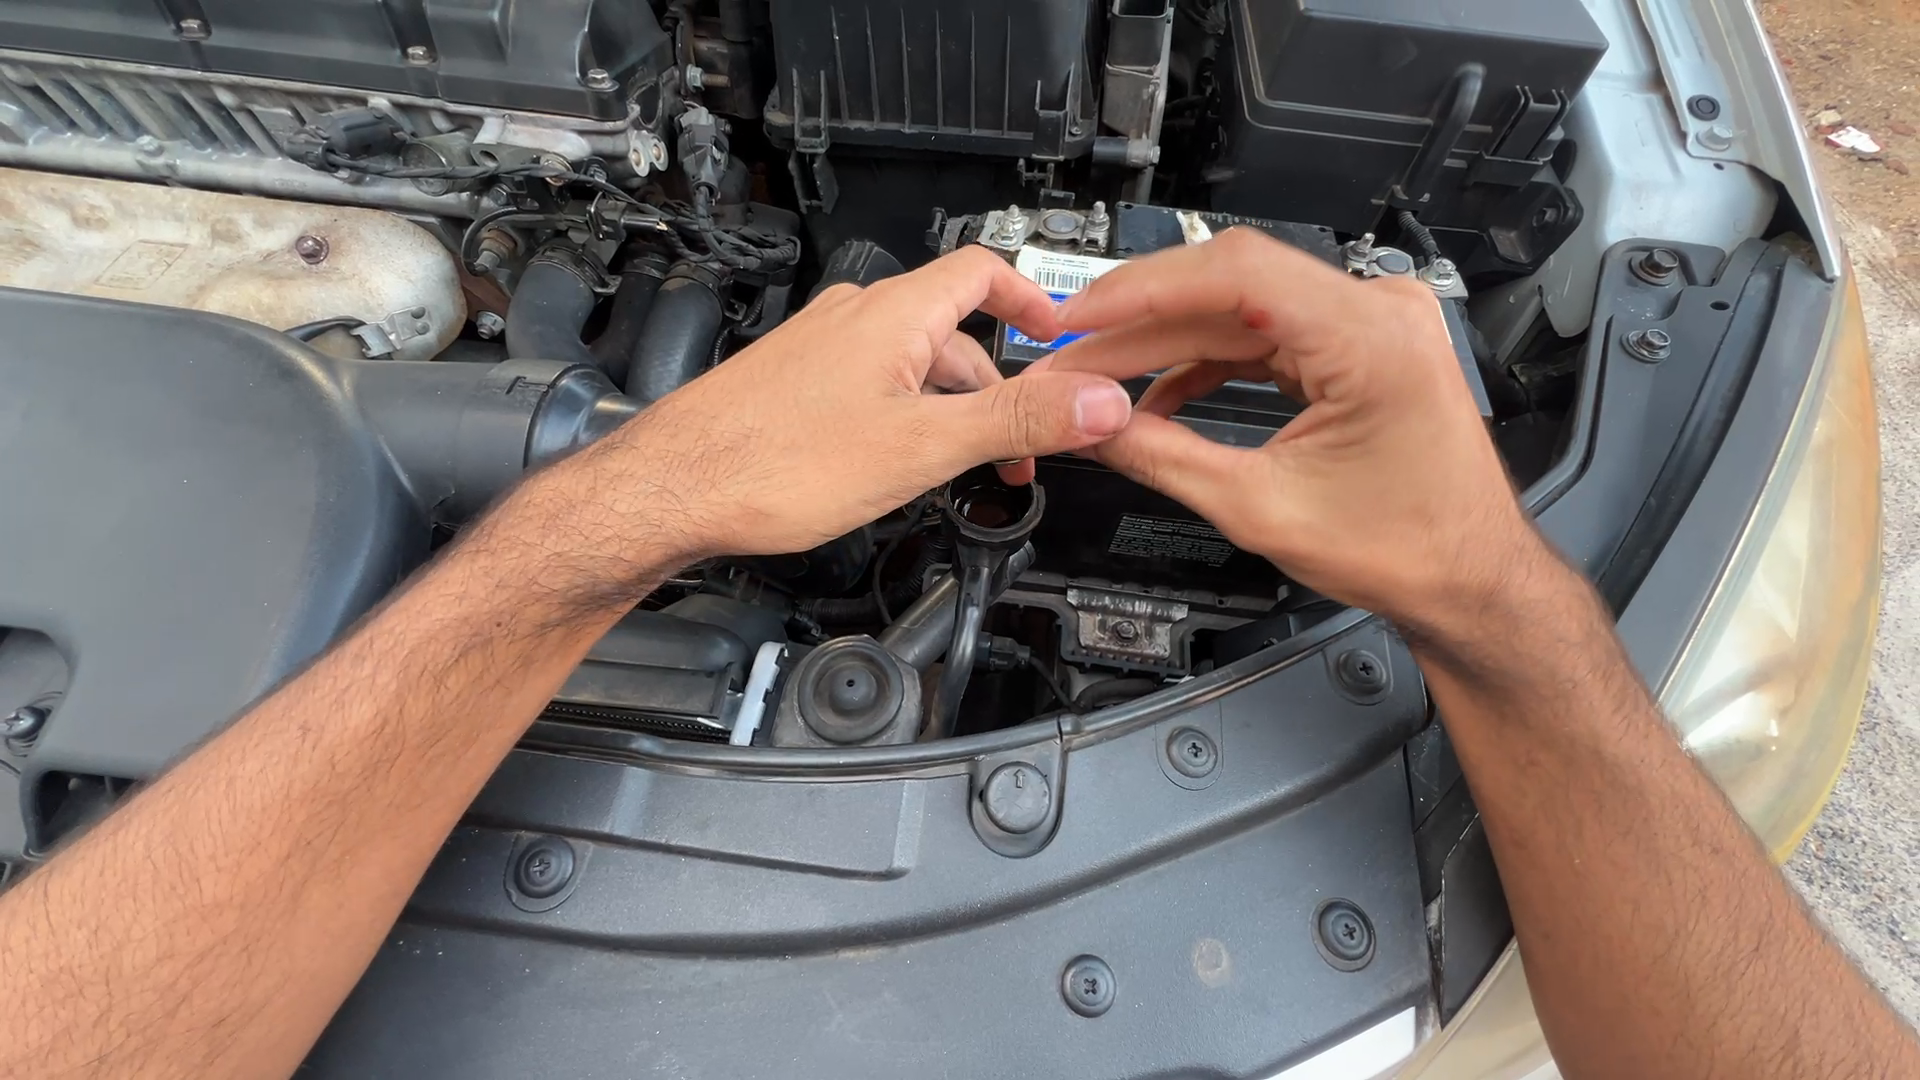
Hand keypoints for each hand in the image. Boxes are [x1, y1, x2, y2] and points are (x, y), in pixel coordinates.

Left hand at [572, 245, 1133, 563]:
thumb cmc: (773, 462)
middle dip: (997, 390)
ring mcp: (822, 352)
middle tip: (1018, 451)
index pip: (982, 272)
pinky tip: (899, 463)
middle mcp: (855, 320)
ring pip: (912, 369)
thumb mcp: (922, 446)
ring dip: (951, 412)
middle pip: (954, 334)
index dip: (1030, 300)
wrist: (672, 491)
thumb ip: (1015, 420)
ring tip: (962, 468)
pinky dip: (906, 418)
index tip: (1058, 340)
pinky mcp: (797, 385)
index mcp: (894, 315)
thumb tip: (1096, 401)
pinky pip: (872, 388)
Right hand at [1047, 228, 1541, 633]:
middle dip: (1135, 327)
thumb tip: (1096, 428)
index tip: (1078, 317)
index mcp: (1369, 338)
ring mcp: (1359, 326)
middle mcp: (1371, 312)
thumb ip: (1164, 459)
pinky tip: (1155, 396)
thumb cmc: (1402, 547)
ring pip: (1229, 314)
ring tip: (1099, 380)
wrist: (1463, 575)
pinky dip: (1197, 365)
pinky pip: (1253, 339)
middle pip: (1222, 291)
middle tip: (1070, 360)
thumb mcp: (1258, 508)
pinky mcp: (1344, 348)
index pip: (1233, 274)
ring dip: (1159, 346)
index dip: (1139, 290)